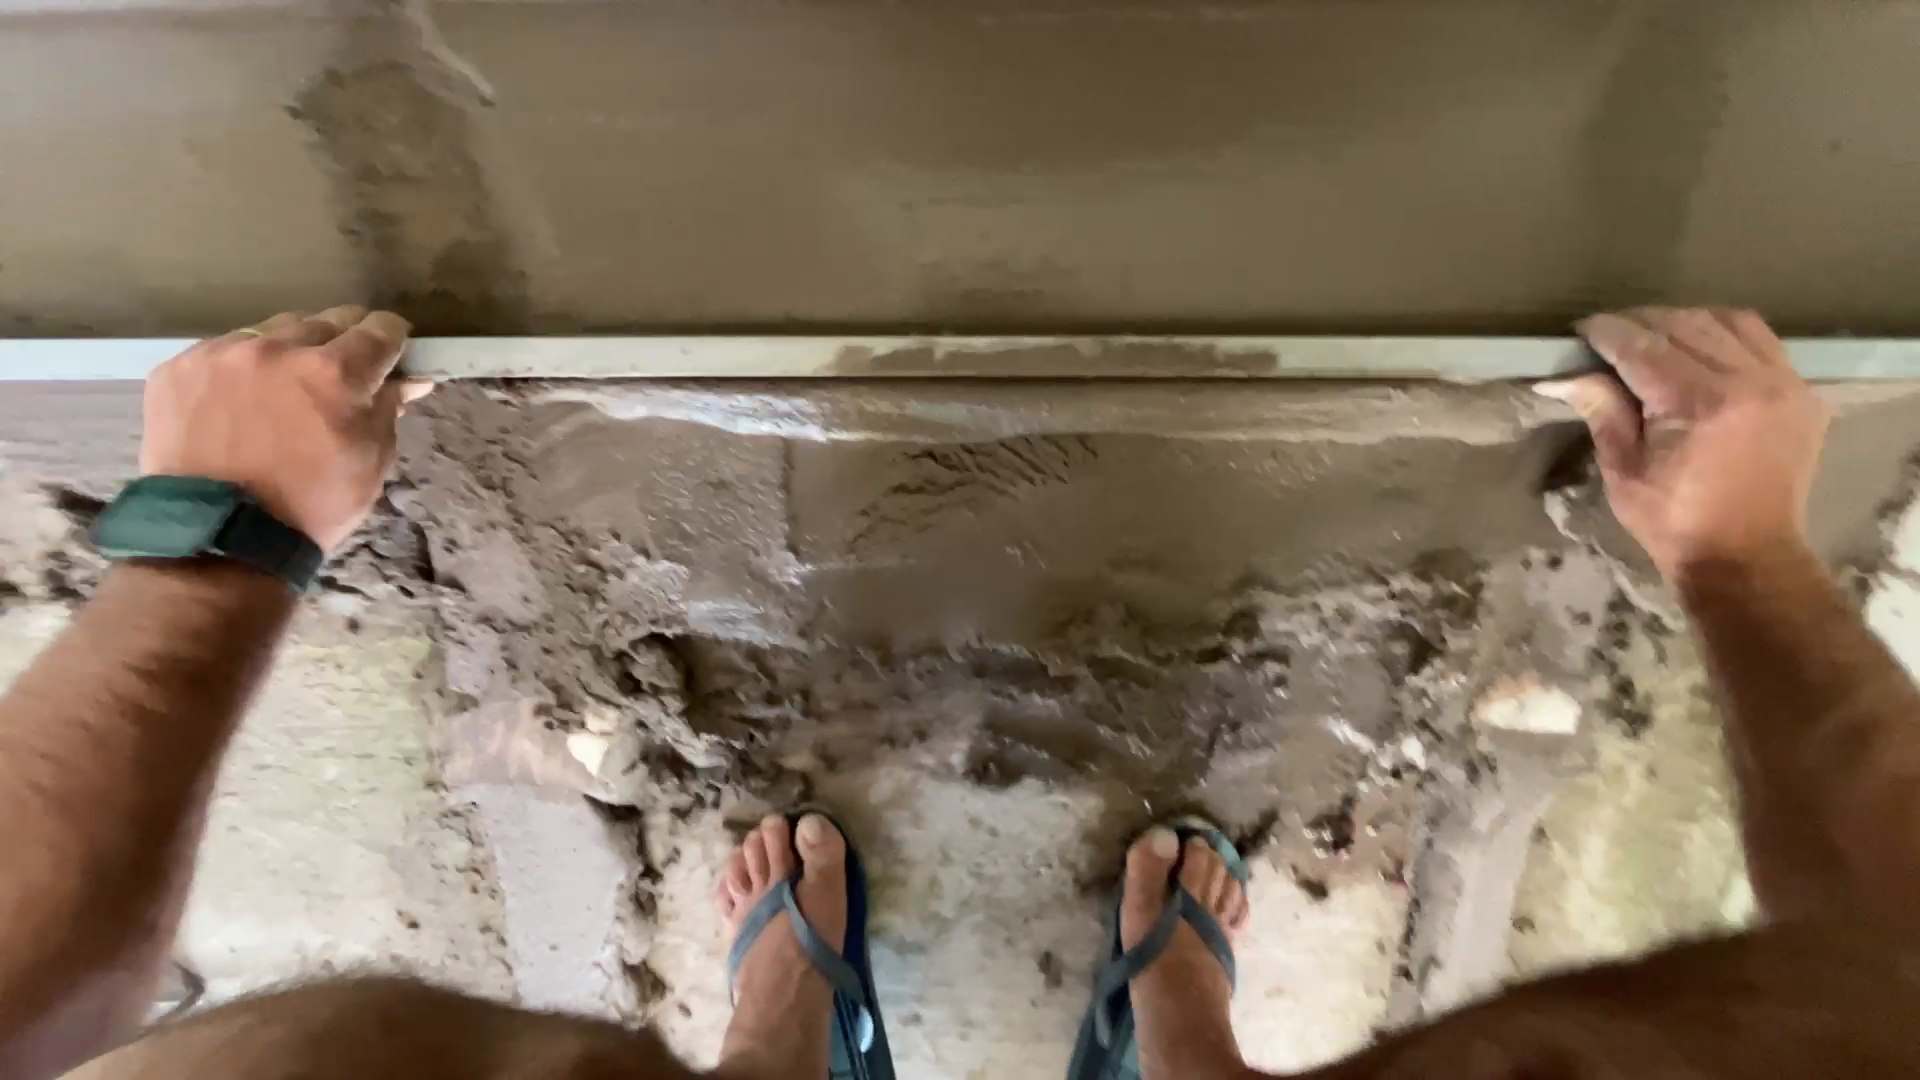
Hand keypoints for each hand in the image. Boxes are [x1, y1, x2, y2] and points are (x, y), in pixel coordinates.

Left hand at [140, 306, 428, 552]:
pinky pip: (227, 349)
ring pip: (275, 329)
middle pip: (327, 320)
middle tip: (349, 372)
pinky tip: (251, 398)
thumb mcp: (374, 457)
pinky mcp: (178, 367)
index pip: (380, 329)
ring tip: (294, 384)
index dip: (395, 340)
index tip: (397, 353)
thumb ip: (390, 407)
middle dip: (346, 341)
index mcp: (336, 373)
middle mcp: (278, 349)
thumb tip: (411, 378)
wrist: (223, 532)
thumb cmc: (318, 500)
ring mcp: (221, 354)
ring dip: (296, 348)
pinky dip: (250, 365)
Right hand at [1540, 307, 1829, 579]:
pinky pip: (1761, 341)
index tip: (1580, 329)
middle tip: (1606, 333)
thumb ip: (1601, 411)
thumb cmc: (1668, 516)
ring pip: (1729, 322)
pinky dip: (1722, 334)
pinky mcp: (1801, 391)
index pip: (1645, 348)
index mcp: (1699, 404)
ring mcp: (1785, 383)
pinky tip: (1695, 349)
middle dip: (1641, 322)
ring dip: (1683, 321)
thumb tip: (1560, 378)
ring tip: (1650, 335)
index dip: (1609, 333)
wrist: (1743, 549)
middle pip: (1687, 325)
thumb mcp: (1621, 466)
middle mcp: (1750, 382)